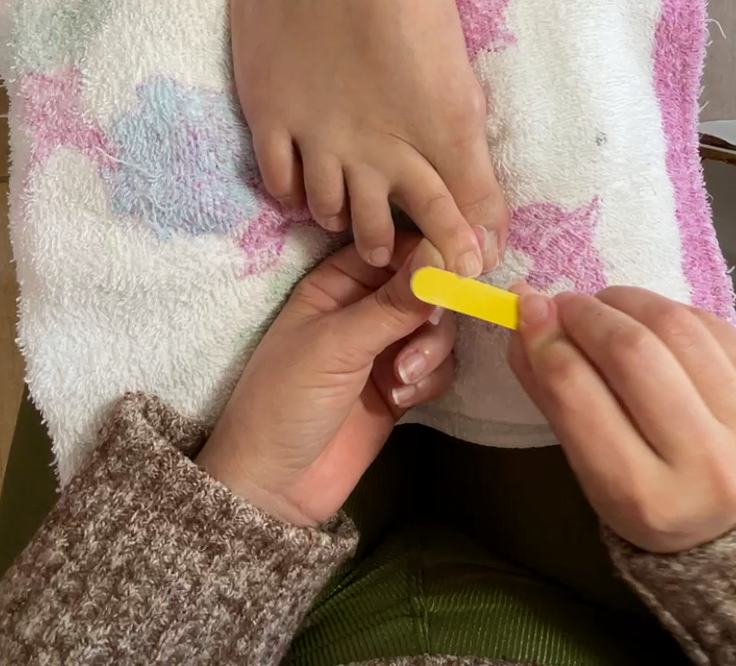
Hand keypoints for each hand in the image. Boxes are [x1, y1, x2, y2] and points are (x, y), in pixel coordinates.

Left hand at [196, 237, 455, 526]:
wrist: (275, 488)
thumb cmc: (288, 399)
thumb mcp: (338, 344)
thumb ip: (394, 302)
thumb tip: (442, 253)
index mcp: (338, 281)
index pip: (397, 246)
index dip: (431, 254)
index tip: (461, 267)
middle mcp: (365, 306)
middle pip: (427, 286)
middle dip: (432, 312)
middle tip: (423, 335)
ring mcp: (385, 346)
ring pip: (438, 327)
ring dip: (430, 350)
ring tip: (402, 379)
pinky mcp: (401, 384)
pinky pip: (438, 366)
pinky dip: (430, 378)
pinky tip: (402, 398)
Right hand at [232, 0, 508, 276]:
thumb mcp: (448, 39)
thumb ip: (451, 107)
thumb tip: (455, 143)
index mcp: (445, 122)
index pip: (467, 210)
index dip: (471, 244)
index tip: (471, 261)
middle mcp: (384, 143)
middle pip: (399, 231)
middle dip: (410, 252)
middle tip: (407, 252)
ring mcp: (321, 132)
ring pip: (336, 216)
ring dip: (350, 223)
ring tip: (355, 219)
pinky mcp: (270, 111)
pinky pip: (282, 185)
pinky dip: (296, 195)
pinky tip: (305, 186)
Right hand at [507, 285, 735, 552]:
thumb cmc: (646, 493)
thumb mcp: (587, 462)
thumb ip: (550, 387)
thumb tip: (524, 311)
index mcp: (644, 497)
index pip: (577, 394)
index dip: (544, 341)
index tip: (527, 310)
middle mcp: (708, 466)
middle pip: (632, 352)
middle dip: (586, 313)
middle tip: (565, 304)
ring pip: (674, 325)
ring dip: (626, 301)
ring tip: (606, 306)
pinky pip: (711, 323)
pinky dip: (668, 310)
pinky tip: (651, 321)